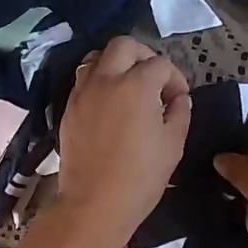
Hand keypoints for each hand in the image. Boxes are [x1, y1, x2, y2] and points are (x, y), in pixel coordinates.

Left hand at [54, 36, 191, 240]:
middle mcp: (104, 80)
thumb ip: (179, 112)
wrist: (94, 202)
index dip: (175, 78)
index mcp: (135, 85)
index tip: (178, 99)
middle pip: (123, 45)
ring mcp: (81, 93)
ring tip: (129, 87)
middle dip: (143, 55)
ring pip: (96, 58)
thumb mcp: (173, 143)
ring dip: (116, 64)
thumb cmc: (141, 176)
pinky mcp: (68, 108)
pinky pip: (83, 81)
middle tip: (154, 79)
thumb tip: (177, 98)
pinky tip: (110, 104)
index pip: (160, 64)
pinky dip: (98, 82)